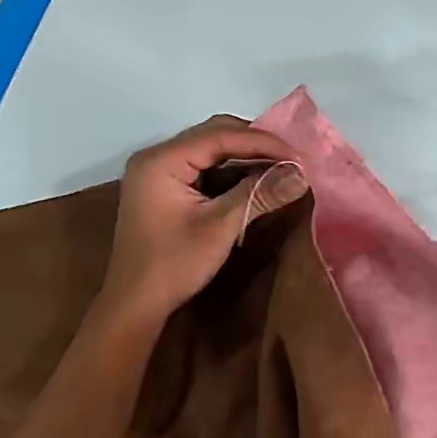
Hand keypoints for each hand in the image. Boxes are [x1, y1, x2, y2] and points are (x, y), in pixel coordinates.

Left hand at [98, 114, 310, 322]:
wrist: (134, 302)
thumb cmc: (174, 264)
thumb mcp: (220, 227)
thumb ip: (259, 193)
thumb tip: (301, 174)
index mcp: (161, 160)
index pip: (219, 136)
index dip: (262, 142)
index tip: (298, 155)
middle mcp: (155, 157)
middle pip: (211, 135)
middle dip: (253, 144)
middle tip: (291, 158)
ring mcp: (155, 171)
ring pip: (206, 149)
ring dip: (242, 156)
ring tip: (278, 166)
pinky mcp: (160, 187)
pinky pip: (198, 166)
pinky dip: (226, 170)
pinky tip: (252, 178)